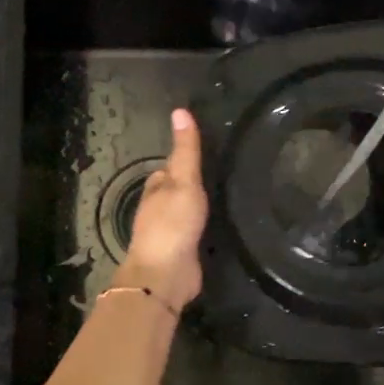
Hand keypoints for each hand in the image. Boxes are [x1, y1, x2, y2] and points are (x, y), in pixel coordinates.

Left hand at [113, 109, 208, 309]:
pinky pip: (195, 232)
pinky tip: (220, 226)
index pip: (171, 165)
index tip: (207, 147)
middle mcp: (160, 207)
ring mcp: (170, 231)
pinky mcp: (182, 251)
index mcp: (156, 187)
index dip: (186, 156)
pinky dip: (204, 227)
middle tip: (223, 171)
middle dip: (194, 182)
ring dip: (200, 206)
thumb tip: (180, 111)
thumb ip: (186, 150)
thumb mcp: (183, 180)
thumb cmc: (172, 223)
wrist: (166, 274)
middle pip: (178, 189)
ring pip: (186, 211)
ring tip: (227, 195)